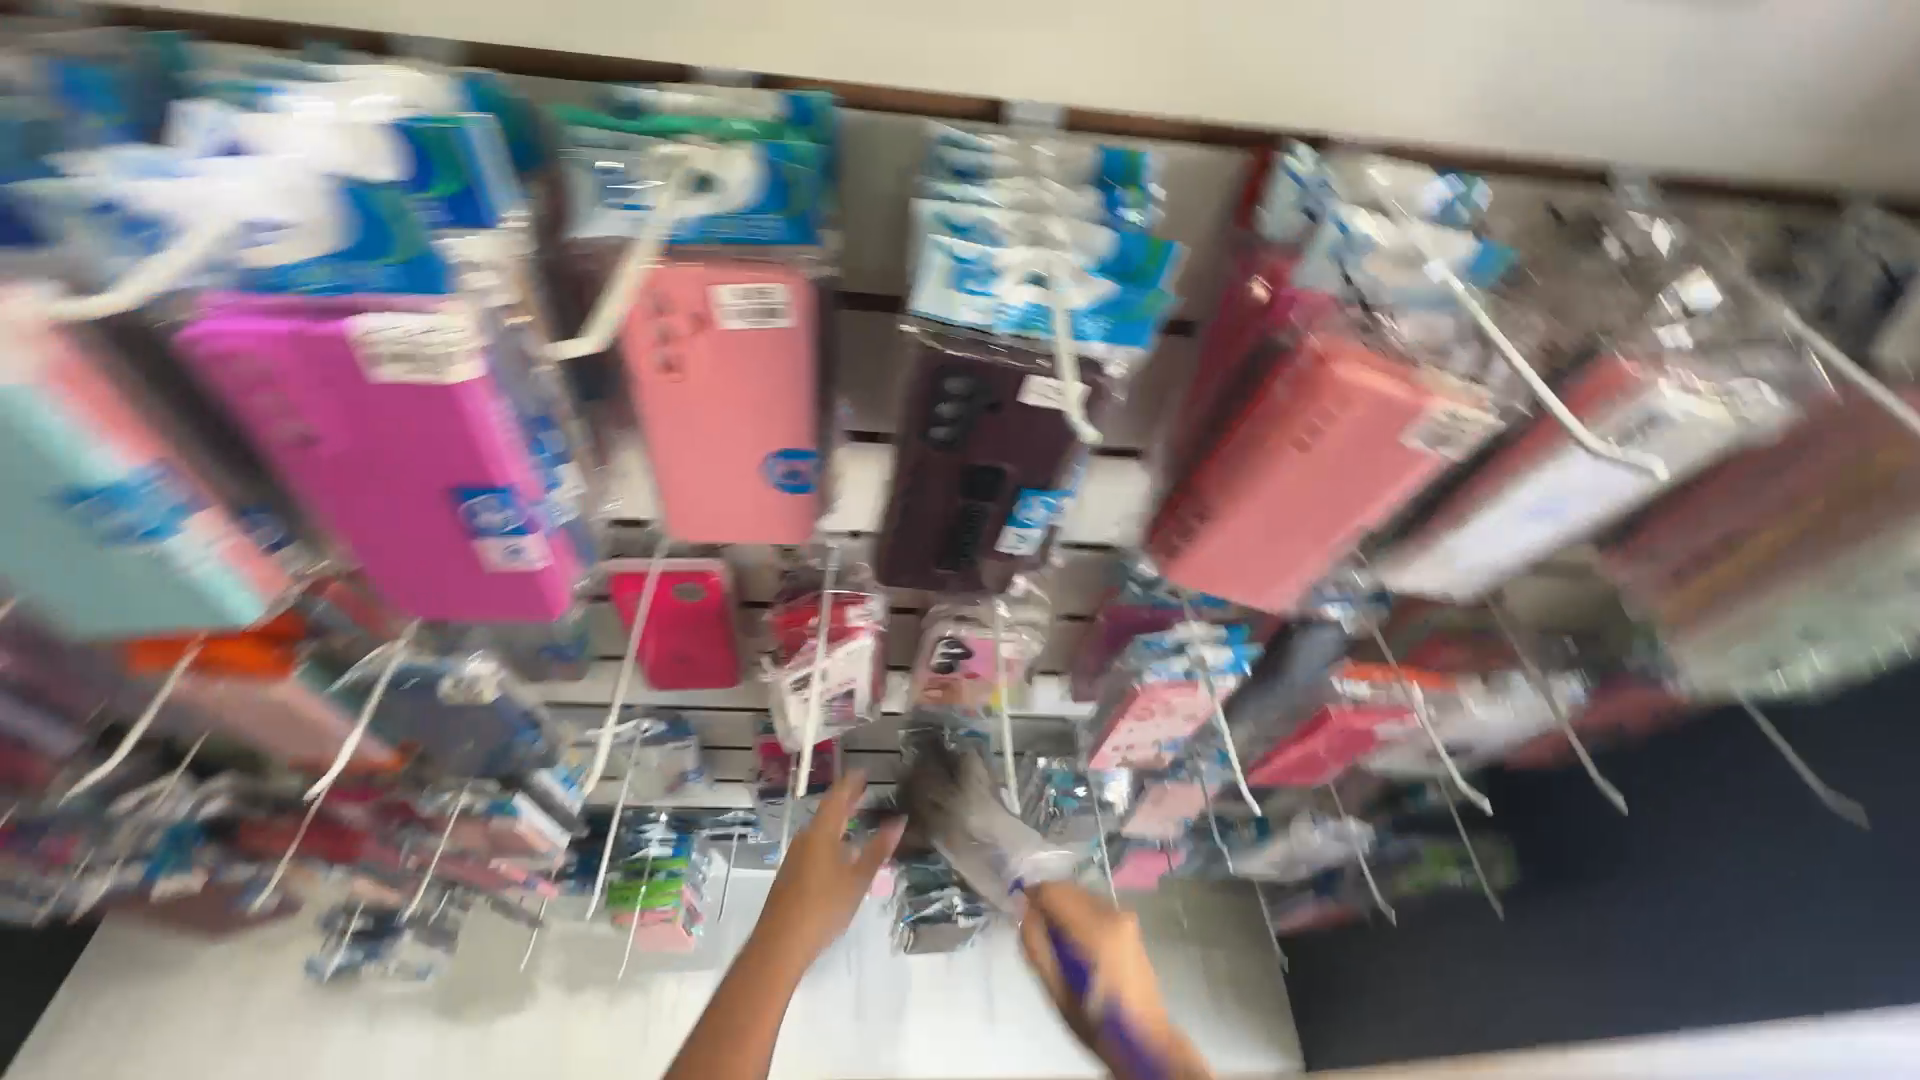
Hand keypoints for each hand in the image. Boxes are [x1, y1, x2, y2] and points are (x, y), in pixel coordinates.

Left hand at [750, 771, 904, 967]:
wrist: (780, 944)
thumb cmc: (823, 908)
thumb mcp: (858, 880)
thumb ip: (878, 849)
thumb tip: (899, 821)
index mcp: (822, 833)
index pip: (837, 798)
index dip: (851, 783)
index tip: (864, 772)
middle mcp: (806, 838)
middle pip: (828, 812)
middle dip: (846, 800)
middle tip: (863, 790)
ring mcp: (796, 856)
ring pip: (820, 829)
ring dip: (839, 820)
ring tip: (856, 816)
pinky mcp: (791, 873)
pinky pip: (815, 844)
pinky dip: (831, 837)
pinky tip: (841, 851)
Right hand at [1018, 882, 1210, 1079]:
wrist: (1144, 1039)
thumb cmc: (1095, 1019)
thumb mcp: (1055, 988)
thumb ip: (1035, 942)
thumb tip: (1021, 907)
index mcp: (1094, 928)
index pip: (1052, 890)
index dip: (1030, 896)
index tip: (1018, 913)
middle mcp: (1112, 912)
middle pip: (1067, 888)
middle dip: (1046, 903)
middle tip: (1035, 931)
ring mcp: (1124, 916)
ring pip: (1080, 895)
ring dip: (1062, 907)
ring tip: (1056, 941)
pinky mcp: (1130, 923)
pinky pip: (1094, 905)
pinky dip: (1078, 913)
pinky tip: (1076, 943)